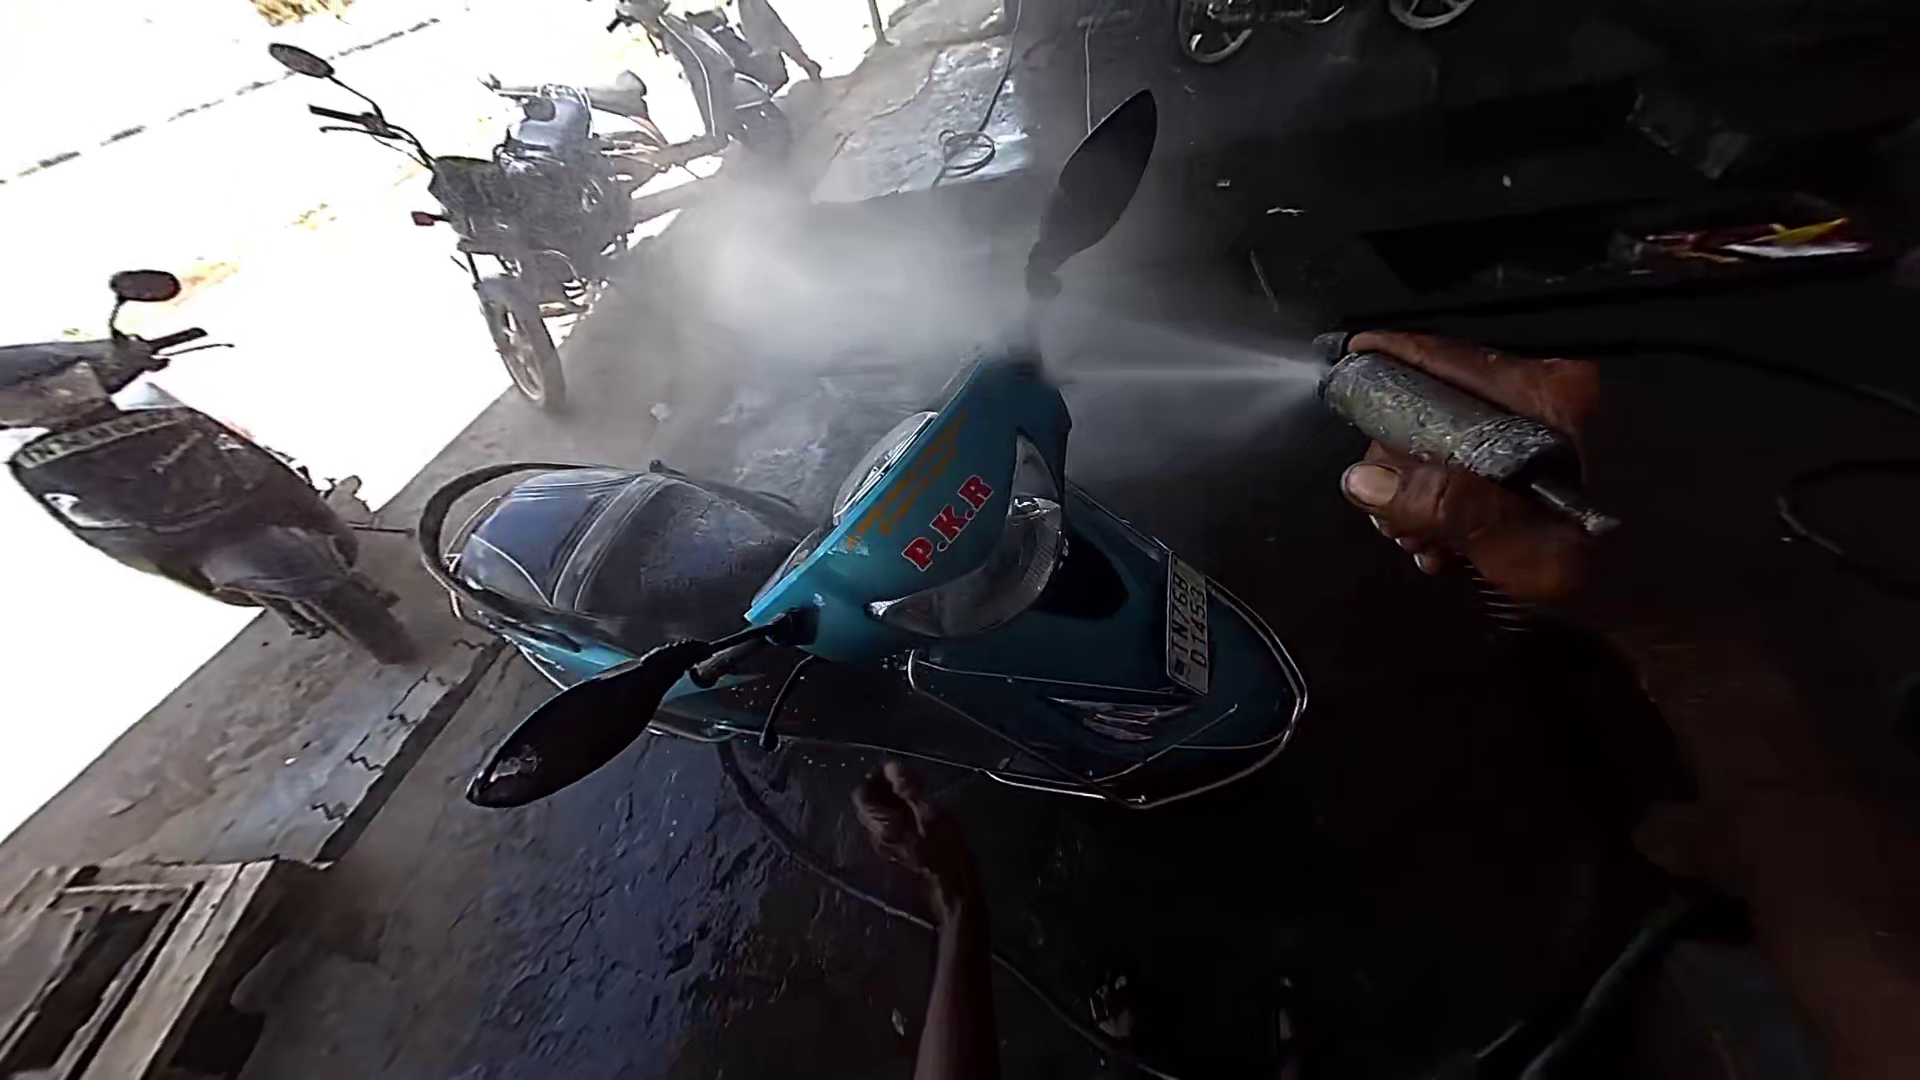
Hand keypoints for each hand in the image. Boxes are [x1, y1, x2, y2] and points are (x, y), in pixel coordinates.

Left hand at [854, 761, 978, 920]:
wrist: (951, 887)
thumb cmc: (943, 848)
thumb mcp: (929, 813)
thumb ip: (909, 789)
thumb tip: (891, 767)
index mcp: (882, 824)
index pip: (862, 794)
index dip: (875, 776)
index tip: (894, 767)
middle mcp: (877, 836)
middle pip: (868, 804)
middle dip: (882, 786)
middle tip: (904, 775)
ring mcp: (885, 846)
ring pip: (878, 815)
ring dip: (890, 798)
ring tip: (912, 788)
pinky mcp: (896, 852)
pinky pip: (888, 825)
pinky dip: (896, 811)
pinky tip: (914, 808)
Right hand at [1337, 331, 1606, 610]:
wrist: (1695, 610)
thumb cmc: (1621, 575)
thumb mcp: (1528, 550)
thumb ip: (1447, 508)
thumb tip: (1361, 480)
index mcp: (1549, 399)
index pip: (1442, 358)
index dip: (1380, 363)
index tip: (1336, 373)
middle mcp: (1548, 395)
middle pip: (1429, 407)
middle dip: (1393, 464)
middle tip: (1391, 519)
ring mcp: (1548, 420)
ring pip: (1439, 437)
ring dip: (1413, 491)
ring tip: (1420, 541)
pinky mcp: (1547, 447)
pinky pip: (1463, 457)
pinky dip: (1439, 498)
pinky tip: (1442, 539)